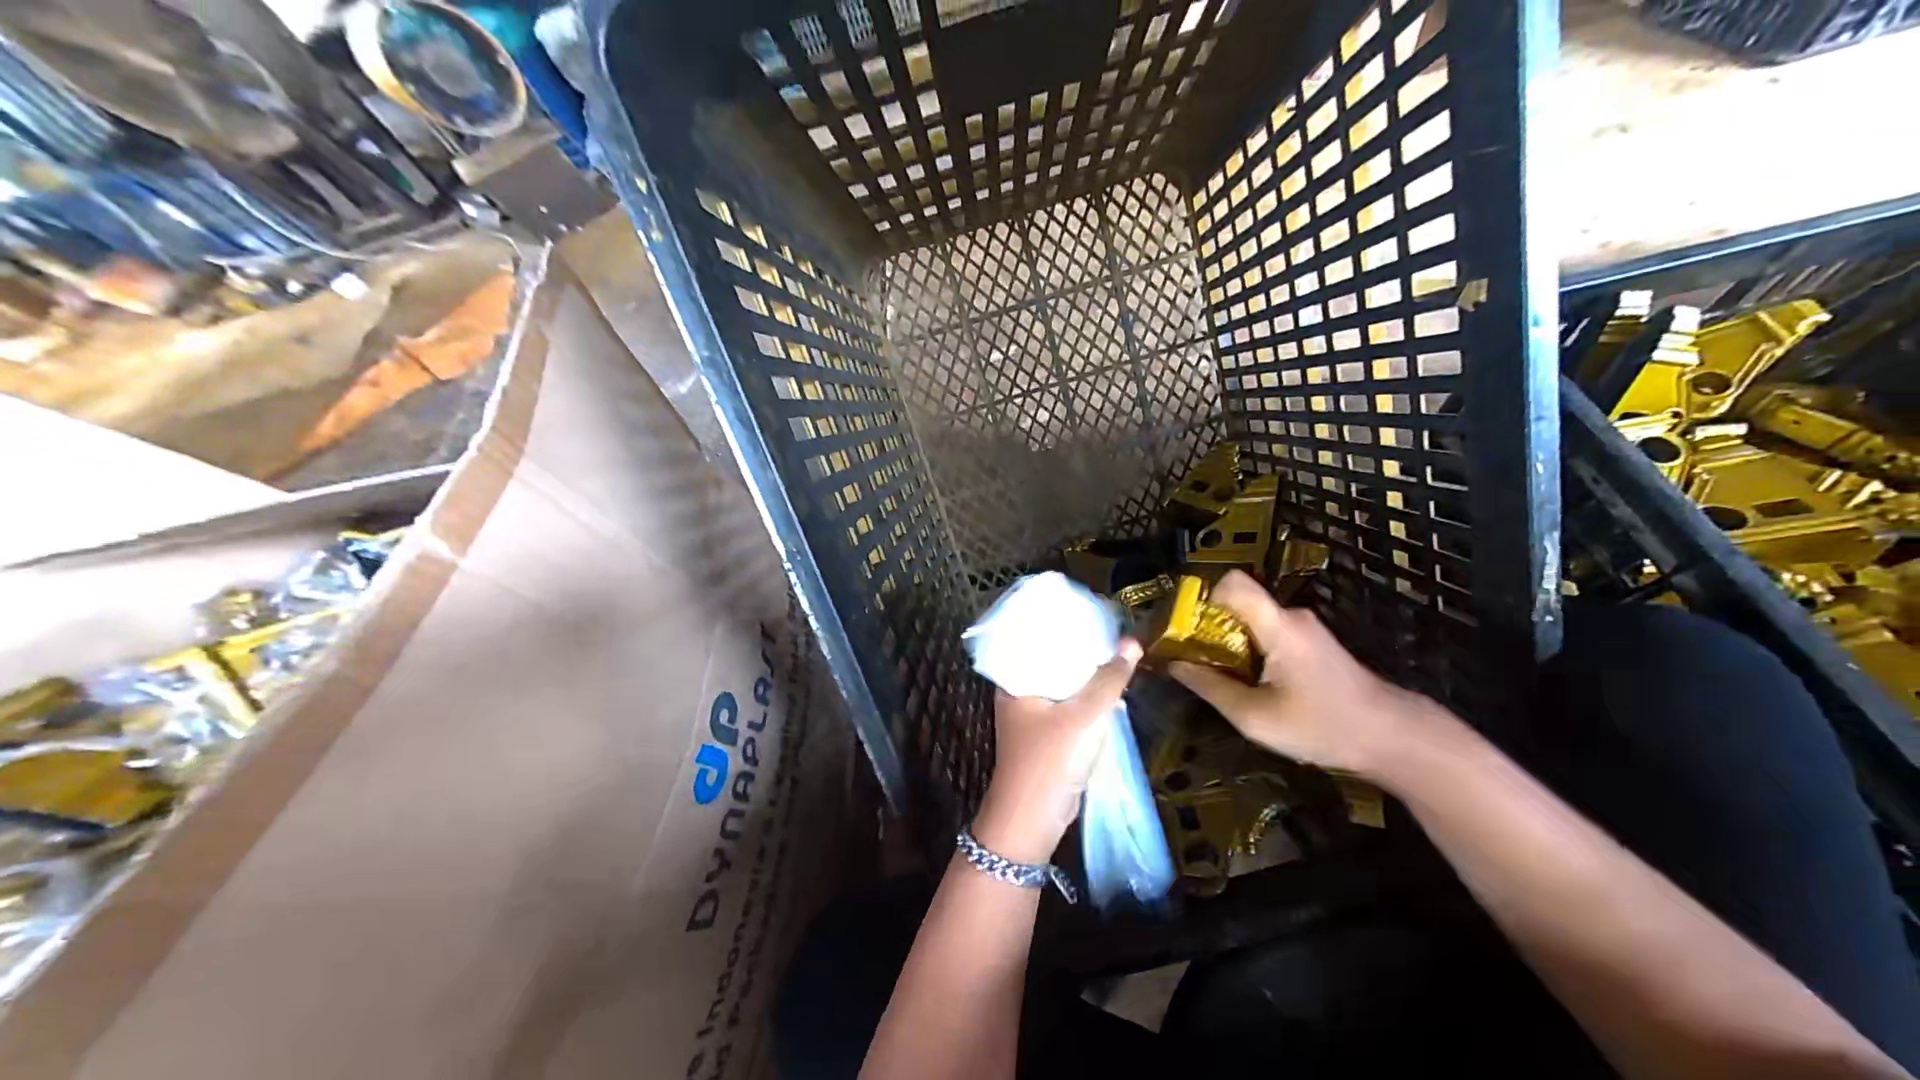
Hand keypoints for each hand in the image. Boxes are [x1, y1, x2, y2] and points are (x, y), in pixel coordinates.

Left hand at [971, 639, 1141, 864]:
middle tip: (1112, 632)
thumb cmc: (1050, 760)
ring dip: (1087, 677)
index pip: (1034, 639)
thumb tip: (1132, 643)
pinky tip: (1109, 692)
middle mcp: (1018, 693)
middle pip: (1051, 662)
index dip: (1062, 627)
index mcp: (1014, 681)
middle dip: (1081, 652)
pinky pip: (1068, 707)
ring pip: (1062, 686)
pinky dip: (1086, 699)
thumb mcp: (1084, 716)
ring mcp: (1031, 716)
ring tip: (1116, 656)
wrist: (1032, 820)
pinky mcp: (1046, 736)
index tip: (1091, 613)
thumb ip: (1108, 679)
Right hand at [1167, 570, 1432, 776]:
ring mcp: (1303, 629)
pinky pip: (1265, 634)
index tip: (1184, 630)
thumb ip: (1209, 686)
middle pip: (1236, 603)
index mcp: (1278, 625)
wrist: (1393, 739)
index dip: (1202, 597)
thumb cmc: (1323, 727)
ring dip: (1227, 643)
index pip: (1232, 583)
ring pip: (1249, 621)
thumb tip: (1172, 665)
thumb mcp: (1255, 717)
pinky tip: (1248, 684)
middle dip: (1207, 628)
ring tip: (1215, 677)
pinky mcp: (1310, 643)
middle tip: (1190, 661)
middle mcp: (1291, 616)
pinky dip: (1247, 651)